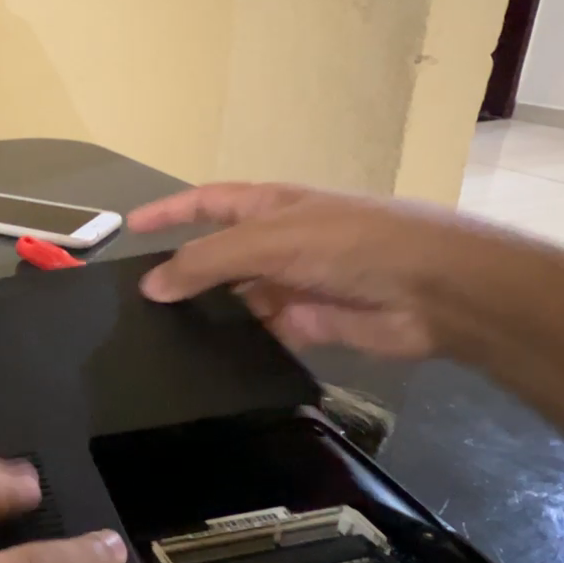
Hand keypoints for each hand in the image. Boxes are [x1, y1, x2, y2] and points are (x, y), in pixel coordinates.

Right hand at [129, 183, 494, 359]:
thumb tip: (150, 287)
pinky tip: (204, 359)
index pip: (206, 203)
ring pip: (234, 299)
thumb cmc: (350, 242)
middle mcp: (276, 243)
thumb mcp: (269, 240)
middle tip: (136, 302)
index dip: (169, 212)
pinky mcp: (307, 323)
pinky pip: (259, 333)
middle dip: (181, 274)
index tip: (128, 228)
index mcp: (268, 208)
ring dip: (206, 313)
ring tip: (159, 335)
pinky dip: (236, 343)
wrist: (435, 291)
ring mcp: (291, 284)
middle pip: (216, 256)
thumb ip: (206, 262)